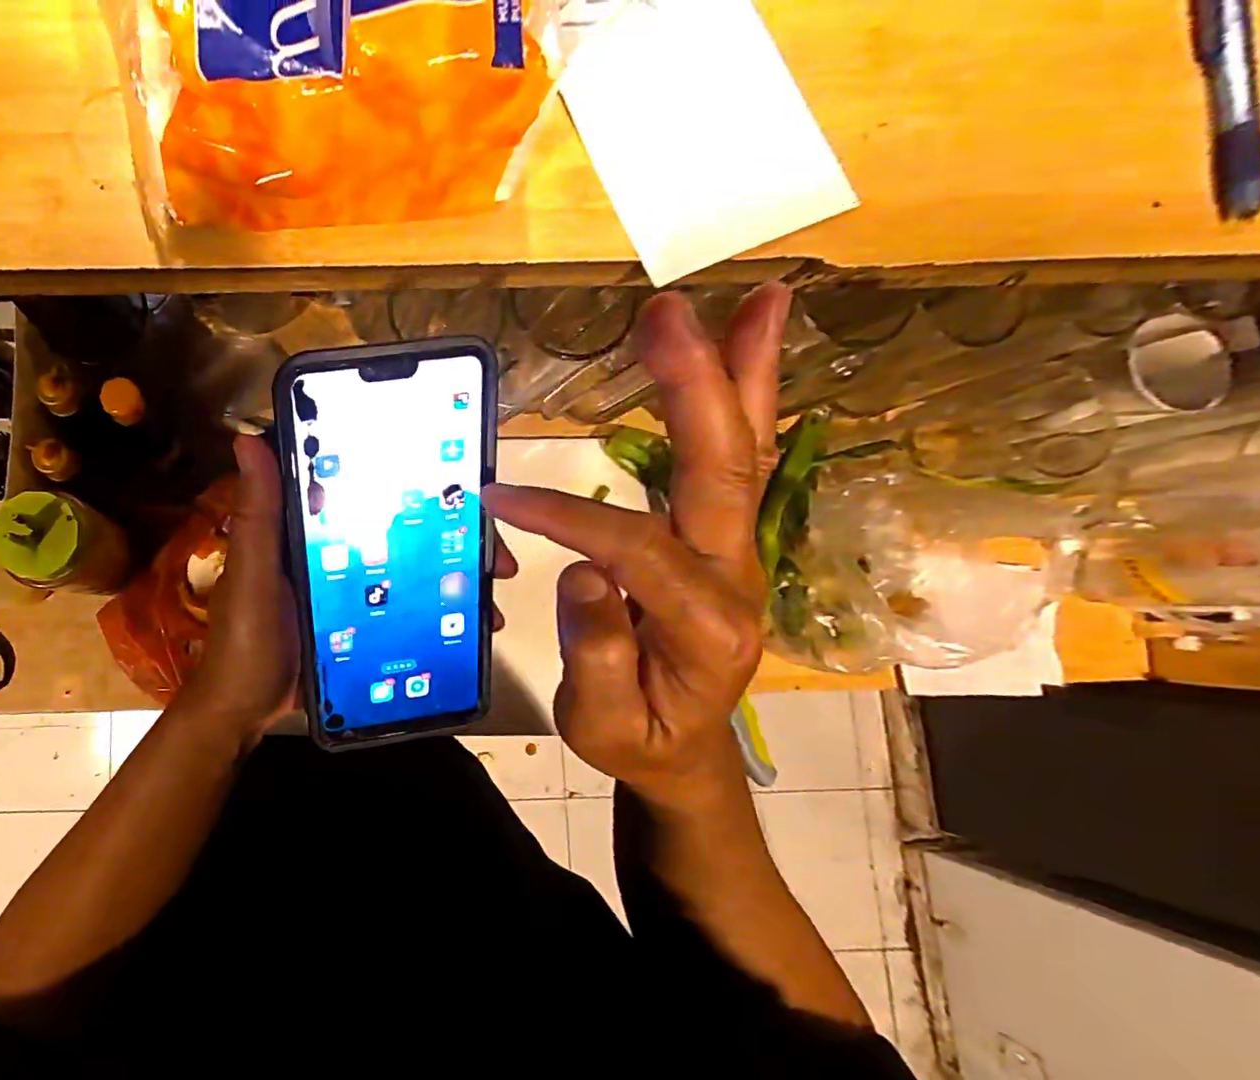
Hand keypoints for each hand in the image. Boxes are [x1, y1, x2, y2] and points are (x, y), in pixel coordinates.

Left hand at [184, 435, 520, 735]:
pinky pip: (405, 607)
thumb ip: (258, 515)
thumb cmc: (246, 640)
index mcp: (308, 532)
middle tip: (497, 555)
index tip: (458, 487)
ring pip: (410, 570)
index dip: (410, 486)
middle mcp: (334, 552)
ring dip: (453, 577)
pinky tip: (470, 625)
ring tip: (492, 595)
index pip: (364, 493)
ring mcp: (351, 590)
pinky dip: (436, 611)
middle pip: (402, 533)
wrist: (245, 711)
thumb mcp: (253, 576)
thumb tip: (249, 439)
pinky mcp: (361, 624)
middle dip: (452, 538)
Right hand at [485, 284, 790, 806]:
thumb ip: (596, 659)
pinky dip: (743, 404)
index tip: (501, 498)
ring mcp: (738, 552)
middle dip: (696, 388)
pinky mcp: (724, 540)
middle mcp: (736, 574)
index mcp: (706, 625)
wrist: (686, 749)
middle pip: (722, 471)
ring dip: (747, 376)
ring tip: (758, 302)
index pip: (633, 548)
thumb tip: (583, 573)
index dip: (566, 518)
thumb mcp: (600, 723)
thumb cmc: (638, 736)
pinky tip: (741, 353)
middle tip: (668, 314)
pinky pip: (738, 465)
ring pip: (747, 455)